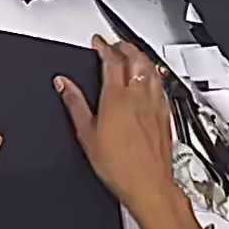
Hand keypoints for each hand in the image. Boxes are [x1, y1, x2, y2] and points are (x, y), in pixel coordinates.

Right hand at [55, 37, 201, 228]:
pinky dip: (152, 75)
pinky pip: (160, 86)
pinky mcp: (166, 116)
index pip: (112, 60)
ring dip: (140, 57)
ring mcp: (155, 105)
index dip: (104, 47)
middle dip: (124, 47)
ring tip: (131, 54)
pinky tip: (149, 79)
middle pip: (136, 59)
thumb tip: (63, 84)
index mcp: (117, 97)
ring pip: (152, 70)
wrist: (149, 186)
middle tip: (114, 44)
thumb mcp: (86, 134)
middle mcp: (139, 97)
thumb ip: (74, 103)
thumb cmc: (119, 166)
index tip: (98, 42)